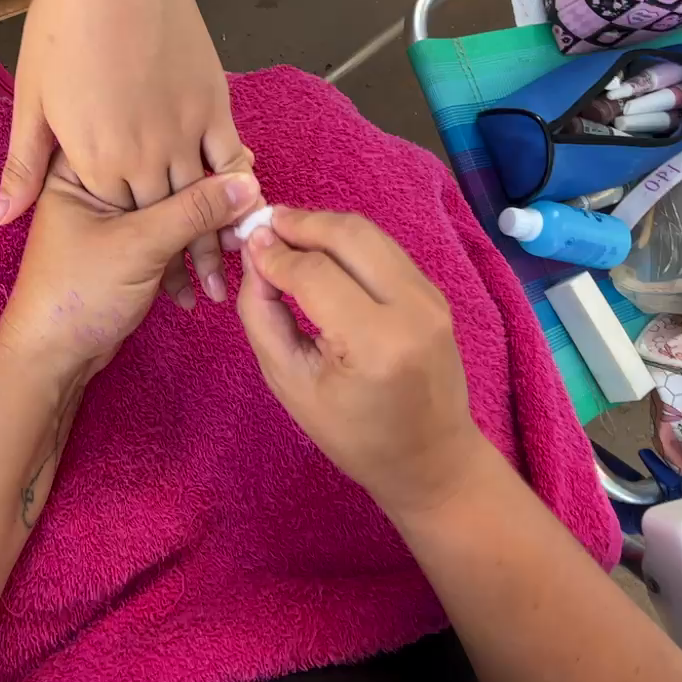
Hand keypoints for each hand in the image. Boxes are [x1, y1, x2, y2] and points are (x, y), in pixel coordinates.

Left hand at [0, 0, 249, 309]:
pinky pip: (233, 156)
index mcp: (96, 160)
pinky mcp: (213, 103)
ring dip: (221, 237)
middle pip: (169, 220)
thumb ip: (22, 172)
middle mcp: (144, 154)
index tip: (163, 291)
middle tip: (207, 295)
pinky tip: (248, 205)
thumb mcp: (30, 105)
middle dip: (190, 263)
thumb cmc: (60, 31)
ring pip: (206, 198)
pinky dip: (242, 184)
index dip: (148, 260)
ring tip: (234, 267)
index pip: (124, 224)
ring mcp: (183, 129)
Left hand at [0, 153, 259, 380]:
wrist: (53, 357)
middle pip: (164, 174)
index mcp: (80, 167)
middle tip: (248, 206)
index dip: (198, 151)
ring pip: (170, 207)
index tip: (244, 164)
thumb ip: (193, 211)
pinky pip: (167, 233)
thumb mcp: (139, 246)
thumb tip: (248, 184)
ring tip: (237, 241)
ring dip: (206, 228)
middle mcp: (94, 183)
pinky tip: (216, 265)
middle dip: (209, 196)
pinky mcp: (125, 245)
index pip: (147, 140)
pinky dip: (192, 248)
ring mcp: (111, 216)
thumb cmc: (78, 294)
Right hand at [236, 209, 487, 517]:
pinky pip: (383, 248)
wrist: (432, 459)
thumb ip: (262, 315)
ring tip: (284, 232)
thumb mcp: (289, 383)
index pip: (315, 273)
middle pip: (349, 235)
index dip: (275, 253)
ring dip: (322, 225)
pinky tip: (317, 249)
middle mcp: (412, 309)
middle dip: (301, 222)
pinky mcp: (434, 292)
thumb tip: (255, 254)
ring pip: (369, 233)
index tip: (247, 243)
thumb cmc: (353, 435)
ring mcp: (431, 297)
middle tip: (263, 224)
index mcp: (376, 344)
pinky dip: (345, 240)